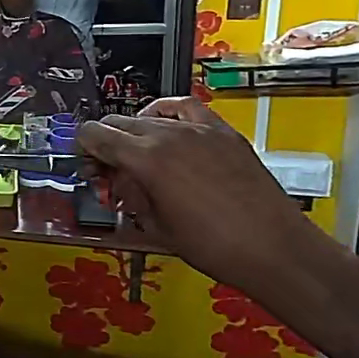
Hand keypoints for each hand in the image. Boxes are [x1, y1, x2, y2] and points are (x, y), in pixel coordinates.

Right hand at [78, 98, 314, 290]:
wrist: (275, 250)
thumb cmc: (212, 247)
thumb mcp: (154, 225)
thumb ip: (129, 193)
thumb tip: (117, 180)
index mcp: (145, 159)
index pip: (94, 134)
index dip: (83, 150)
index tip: (89, 168)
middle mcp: (167, 134)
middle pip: (116, 122)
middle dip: (106, 144)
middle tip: (112, 173)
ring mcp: (197, 128)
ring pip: (147, 115)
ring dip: (134, 133)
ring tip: (140, 156)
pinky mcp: (221, 131)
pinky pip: (184, 107)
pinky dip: (167, 113)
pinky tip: (167, 129)